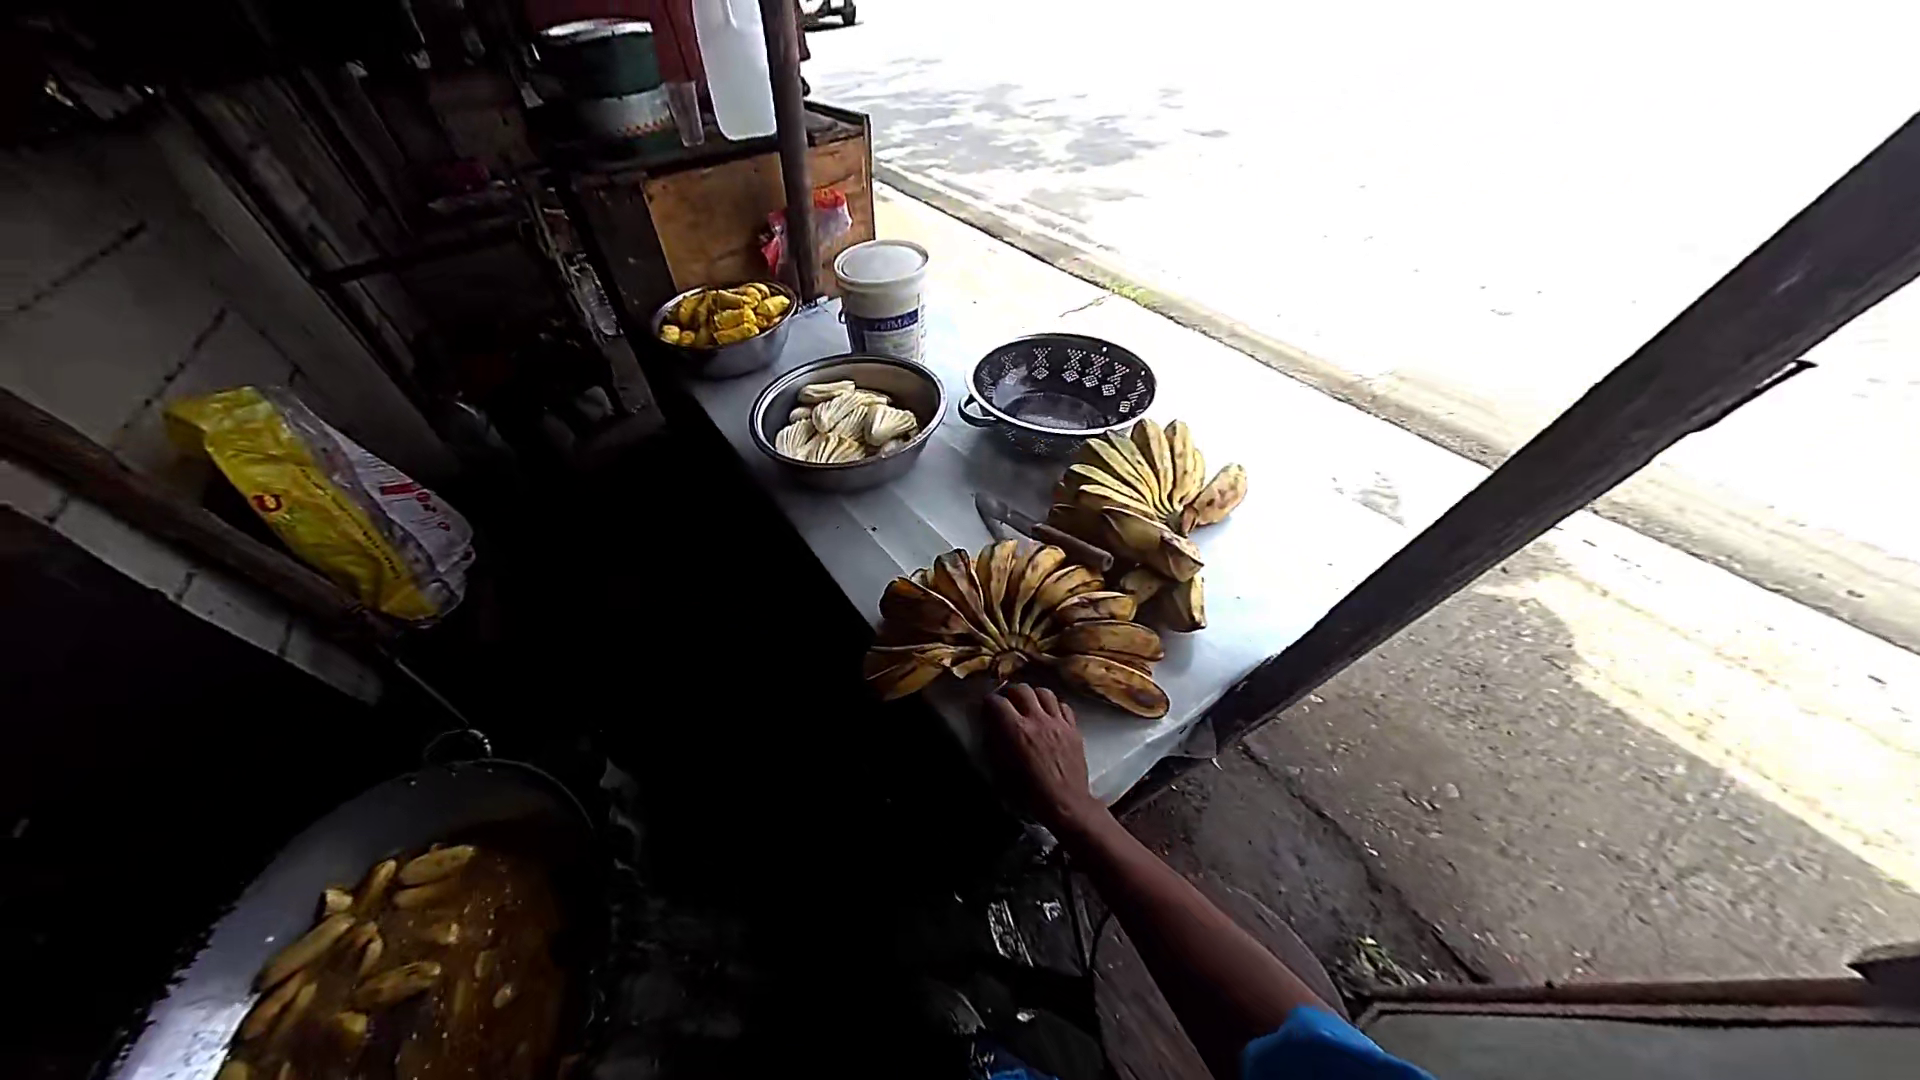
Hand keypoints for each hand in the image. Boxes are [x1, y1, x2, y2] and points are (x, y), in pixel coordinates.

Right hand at [984, 683, 1103, 833]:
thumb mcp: (1003, 770)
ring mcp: (1058, 722)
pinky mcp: (1074, 729)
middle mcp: (1037, 719)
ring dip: (1034, 695)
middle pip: (1022, 689)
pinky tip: (1051, 715)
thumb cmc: (1030, 793)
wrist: (1066, 804)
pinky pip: (1063, 706)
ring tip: (1030, 704)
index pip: (998, 702)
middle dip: (1011, 692)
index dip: (989, 701)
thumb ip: (996, 743)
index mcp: (1017, 730)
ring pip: (1045, 692)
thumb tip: (991, 726)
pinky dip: (1054, 707)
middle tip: (1008, 701)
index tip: (987, 706)